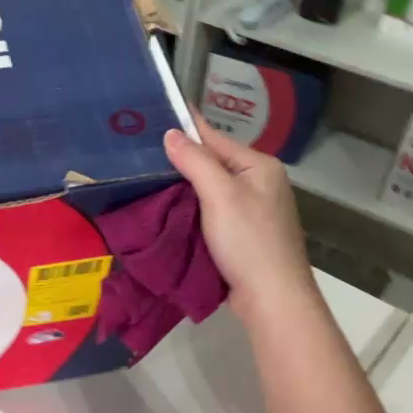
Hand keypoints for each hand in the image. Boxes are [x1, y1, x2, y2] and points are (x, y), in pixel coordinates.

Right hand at [164, 121, 317, 318]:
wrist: (272, 298)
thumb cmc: (248, 241)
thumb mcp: (220, 194)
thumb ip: (195, 161)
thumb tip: (171, 132)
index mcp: (260, 166)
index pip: (216, 139)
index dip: (185, 128)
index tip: (154, 115)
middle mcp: (261, 183)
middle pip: (214, 164)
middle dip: (182, 161)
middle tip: (141, 153)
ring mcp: (255, 211)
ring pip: (213, 190)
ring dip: (186, 188)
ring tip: (148, 179)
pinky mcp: (246, 235)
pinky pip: (215, 212)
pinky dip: (194, 210)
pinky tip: (171, 211)